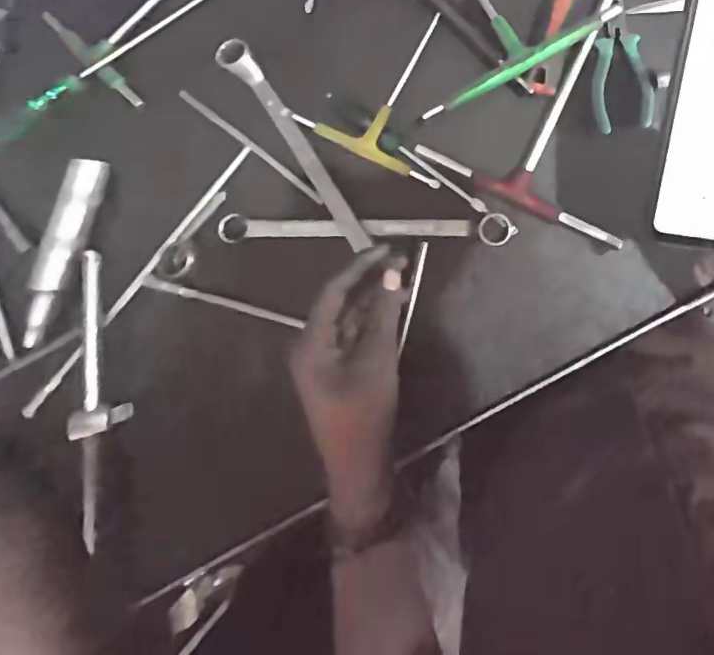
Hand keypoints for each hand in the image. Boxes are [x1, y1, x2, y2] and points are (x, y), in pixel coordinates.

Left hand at [290, 246, 409, 529]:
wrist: (359, 464)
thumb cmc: (365, 412)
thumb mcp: (378, 359)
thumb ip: (385, 314)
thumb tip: (393, 274)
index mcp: (311, 343)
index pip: (333, 292)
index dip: (360, 267)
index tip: (387, 250)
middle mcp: (311, 346)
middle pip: (340, 302)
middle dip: (370, 280)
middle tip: (400, 261)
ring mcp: (323, 358)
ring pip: (349, 316)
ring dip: (374, 298)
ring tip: (403, 278)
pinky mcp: (337, 368)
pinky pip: (354, 333)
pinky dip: (374, 318)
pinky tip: (394, 305)